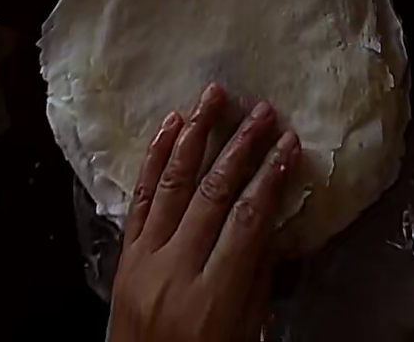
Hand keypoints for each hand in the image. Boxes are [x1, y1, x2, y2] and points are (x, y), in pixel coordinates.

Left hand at [107, 83, 300, 341]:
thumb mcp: (244, 339)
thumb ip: (257, 282)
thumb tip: (271, 219)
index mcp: (211, 301)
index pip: (248, 222)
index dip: (272, 177)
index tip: (290, 143)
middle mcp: (174, 271)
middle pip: (213, 192)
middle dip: (242, 145)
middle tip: (262, 110)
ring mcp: (143, 258)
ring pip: (173, 181)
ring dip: (196, 133)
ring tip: (213, 95)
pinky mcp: (123, 253)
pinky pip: (139, 196)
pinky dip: (155, 156)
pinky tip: (170, 123)